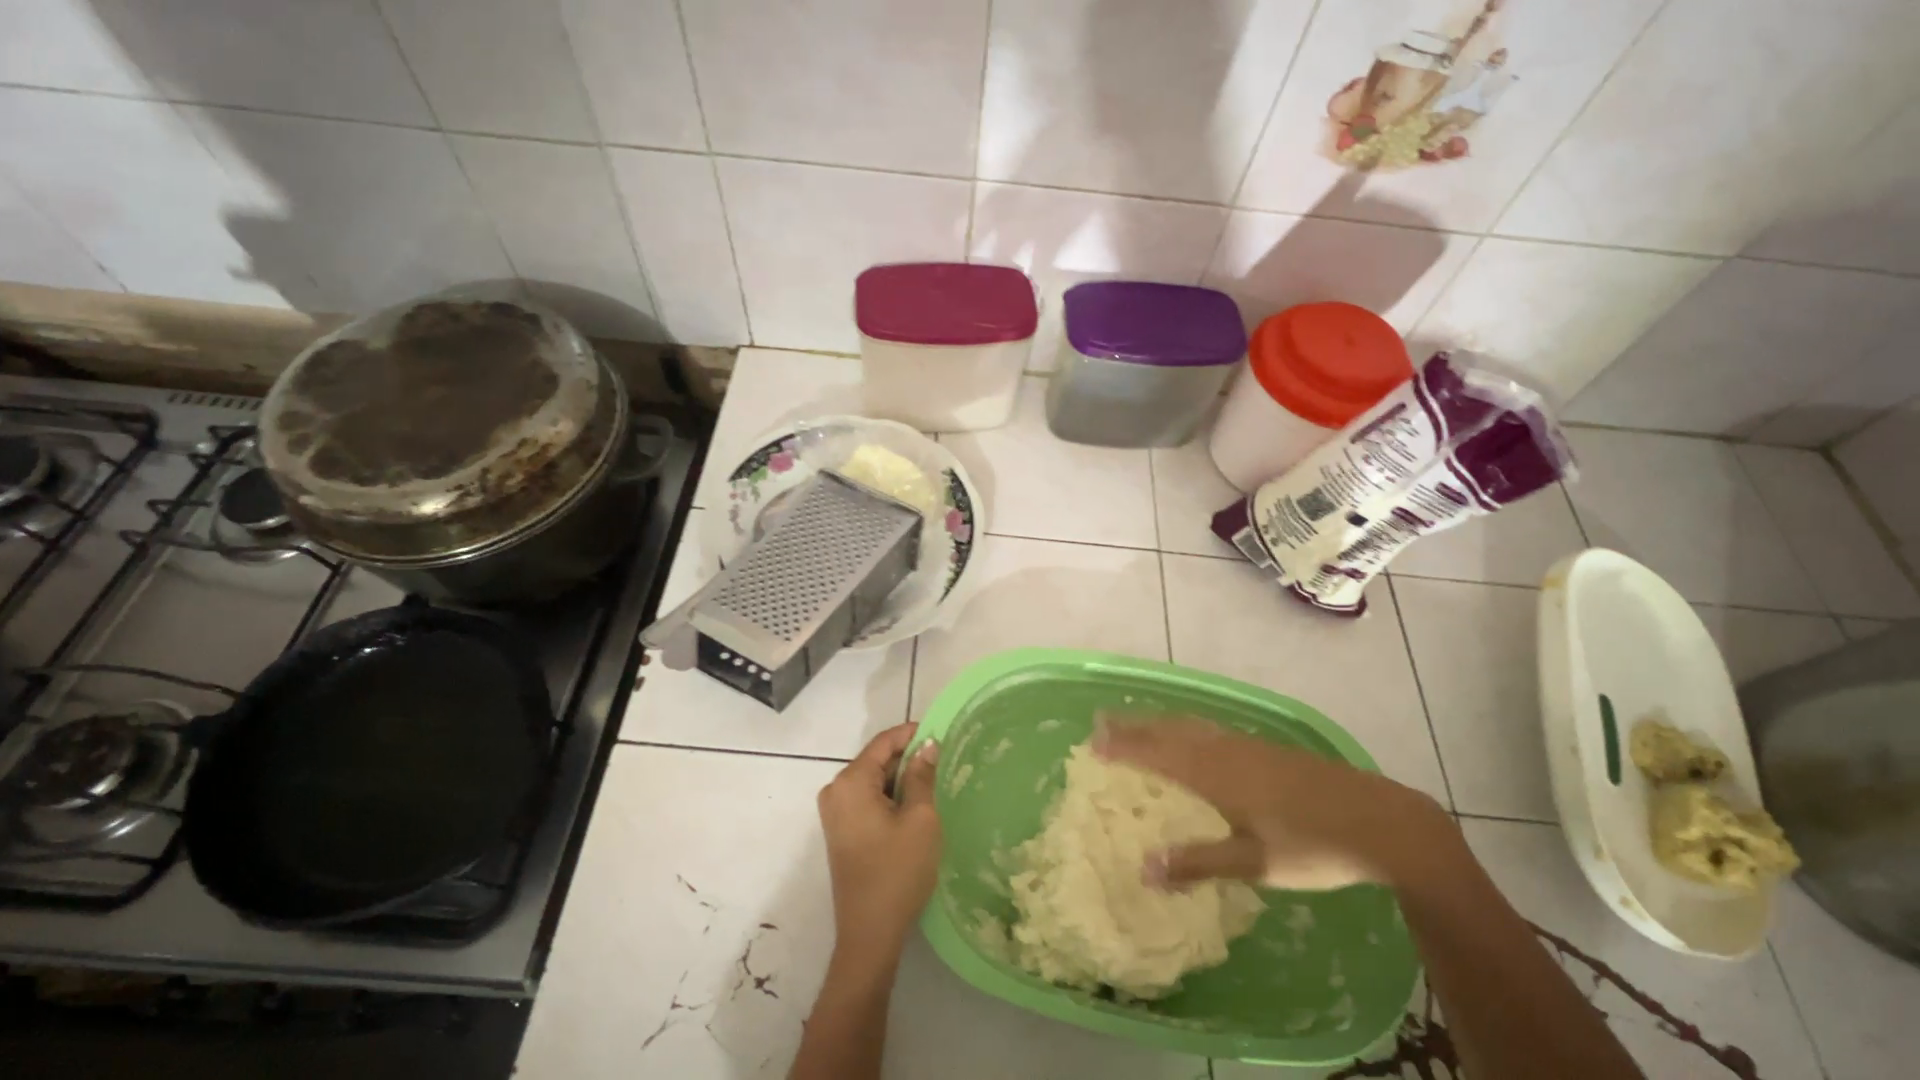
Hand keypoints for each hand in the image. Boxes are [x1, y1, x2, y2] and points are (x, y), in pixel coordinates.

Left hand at [817, 723, 941, 962]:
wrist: (870, 932)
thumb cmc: (898, 871)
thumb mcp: (920, 819)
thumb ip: (922, 777)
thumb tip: (928, 746)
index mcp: (850, 782)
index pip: (883, 743)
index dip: (912, 734)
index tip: (942, 733)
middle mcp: (835, 791)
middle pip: (875, 760)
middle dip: (908, 758)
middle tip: (944, 761)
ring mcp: (835, 813)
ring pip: (873, 782)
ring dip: (901, 780)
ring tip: (935, 783)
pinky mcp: (842, 832)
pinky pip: (867, 801)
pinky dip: (890, 798)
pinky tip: (915, 807)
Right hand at [1094, 714, 1459, 891]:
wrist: (1386, 825)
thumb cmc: (1315, 848)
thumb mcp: (1254, 864)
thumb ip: (1198, 863)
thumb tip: (1144, 868)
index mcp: (1219, 775)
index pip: (1159, 754)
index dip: (1125, 746)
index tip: (1092, 740)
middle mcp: (1230, 752)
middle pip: (1173, 732)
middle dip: (1137, 727)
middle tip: (1103, 722)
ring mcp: (1256, 749)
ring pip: (1197, 728)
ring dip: (1163, 726)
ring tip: (1141, 726)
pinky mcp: (1276, 754)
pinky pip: (1218, 733)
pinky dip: (1192, 731)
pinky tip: (1200, 742)